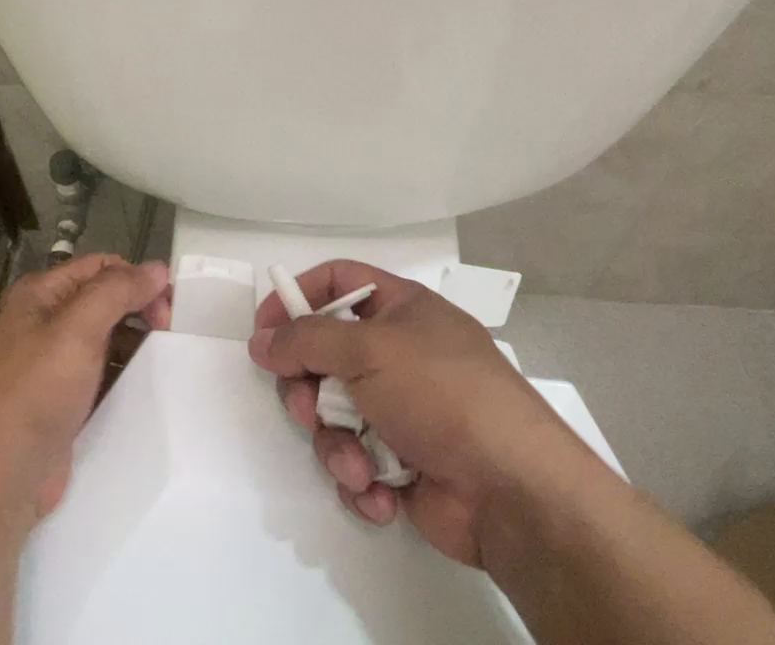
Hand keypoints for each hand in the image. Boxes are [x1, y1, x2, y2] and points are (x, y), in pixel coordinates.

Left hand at [0, 254, 171, 527]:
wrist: (1, 477)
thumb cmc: (35, 394)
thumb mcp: (77, 331)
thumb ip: (116, 292)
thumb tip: (157, 269)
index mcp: (38, 295)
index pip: (100, 267)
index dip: (136, 278)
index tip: (168, 308)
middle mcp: (41, 321)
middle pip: (103, 299)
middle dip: (139, 309)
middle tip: (168, 333)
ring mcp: (49, 362)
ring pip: (105, 337)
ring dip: (134, 342)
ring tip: (161, 359)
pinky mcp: (60, 398)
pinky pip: (100, 372)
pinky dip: (122, 372)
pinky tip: (142, 385)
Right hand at [248, 260, 603, 568]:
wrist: (513, 490)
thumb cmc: (443, 395)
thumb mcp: (371, 349)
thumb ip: (306, 339)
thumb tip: (262, 338)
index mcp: (401, 311)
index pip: (337, 282)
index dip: (296, 298)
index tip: (263, 330)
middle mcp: (398, 355)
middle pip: (323, 357)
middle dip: (308, 390)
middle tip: (309, 408)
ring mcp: (399, 409)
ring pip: (332, 416)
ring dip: (336, 445)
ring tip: (358, 464)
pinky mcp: (400, 461)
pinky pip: (352, 460)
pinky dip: (359, 478)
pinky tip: (380, 491)